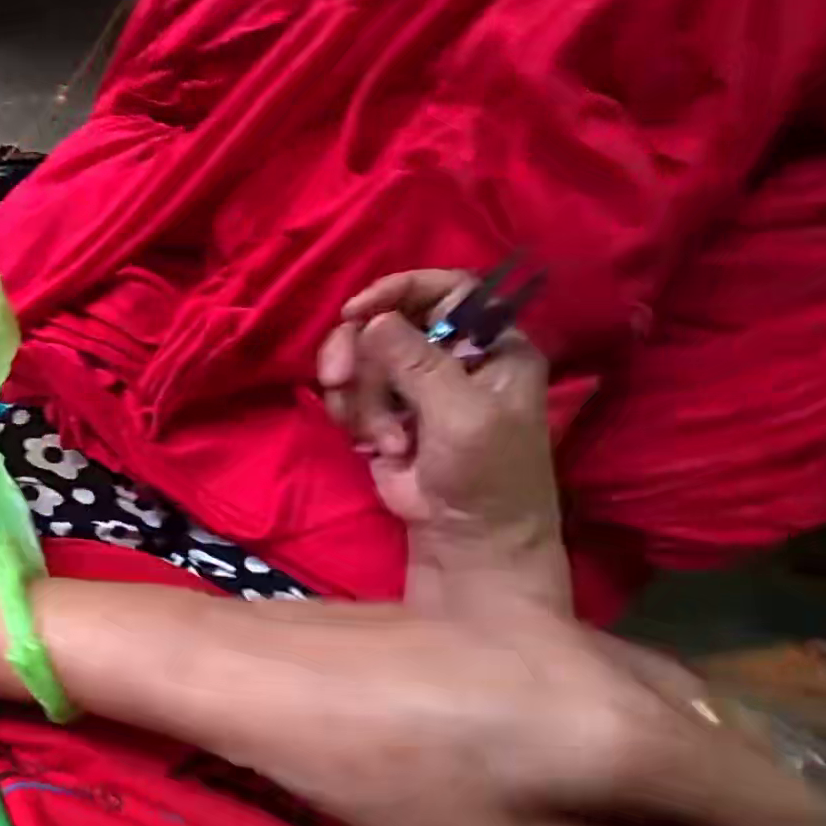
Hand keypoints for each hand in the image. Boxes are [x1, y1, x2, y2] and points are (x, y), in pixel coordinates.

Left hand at [216, 605, 825, 825]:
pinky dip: (584, 718)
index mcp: (624, 721)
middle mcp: (593, 653)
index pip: (785, 805)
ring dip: (647, 765)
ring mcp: (527, 619)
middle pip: (718, 744)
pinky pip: (572, 667)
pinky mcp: (472, 609)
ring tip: (584, 817)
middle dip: (710, 818)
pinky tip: (522, 752)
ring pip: (644, 699)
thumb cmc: (365, 767)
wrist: (254, 668)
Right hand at [317, 269, 565, 611]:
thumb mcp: (461, 416)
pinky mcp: (380, 411)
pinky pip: (347, 393)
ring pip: (358, 360)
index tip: (355, 311)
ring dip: (357, 399)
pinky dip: (351, 417)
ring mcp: (410, 385)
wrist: (463, 534)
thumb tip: (373, 319)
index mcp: (489, 345)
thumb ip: (419, 365)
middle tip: (336, 379)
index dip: (398, 291)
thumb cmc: (485, 474)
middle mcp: (448, 356)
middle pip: (384, 324)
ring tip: (379, 438)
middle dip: (356, 354)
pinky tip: (373, 444)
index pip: (446, 291)